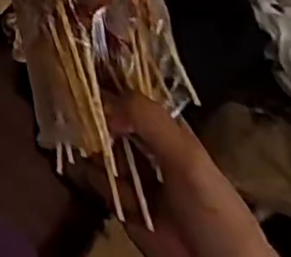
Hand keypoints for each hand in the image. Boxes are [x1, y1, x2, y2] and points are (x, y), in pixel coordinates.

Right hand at [82, 94, 276, 256]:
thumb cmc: (215, 213)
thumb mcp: (189, 160)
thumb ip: (148, 121)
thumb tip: (99, 102)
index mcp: (160, 126)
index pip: (123, 90)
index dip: (98, 81)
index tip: (75, 77)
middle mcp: (139, 141)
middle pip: (99, 114)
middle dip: (86, 117)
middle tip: (78, 123)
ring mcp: (126, 169)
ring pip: (89, 143)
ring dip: (90, 153)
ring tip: (111, 172)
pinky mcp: (115, 197)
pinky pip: (89, 176)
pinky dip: (92, 180)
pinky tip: (119, 197)